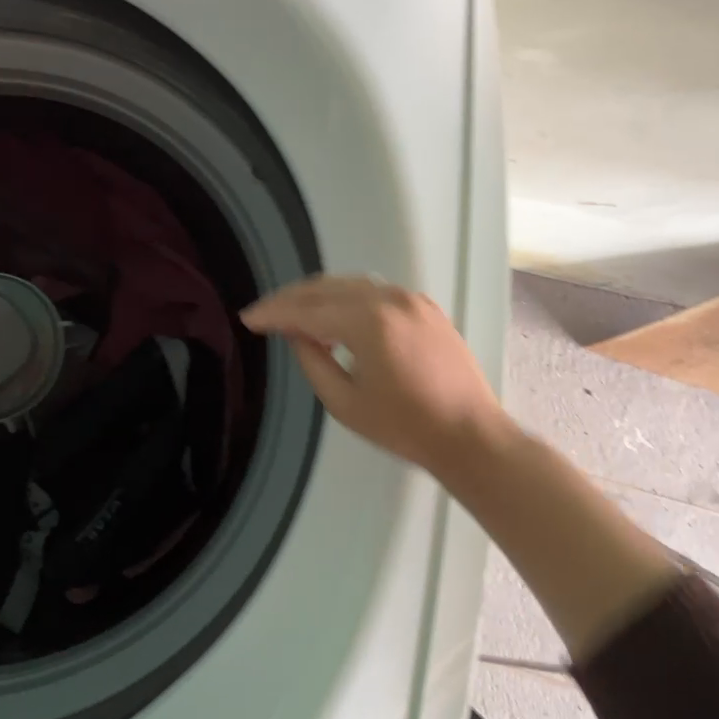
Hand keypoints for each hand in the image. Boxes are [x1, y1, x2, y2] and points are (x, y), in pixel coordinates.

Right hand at [241, 275, 500, 470]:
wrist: (470, 434)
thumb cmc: (405, 427)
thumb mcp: (345, 403)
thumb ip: (313, 362)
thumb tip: (297, 335)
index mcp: (368, 322)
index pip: (307, 310)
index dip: (273, 314)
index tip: (248, 319)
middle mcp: (389, 298)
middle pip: (326, 288)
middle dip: (292, 299)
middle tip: (265, 314)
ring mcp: (410, 299)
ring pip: (350, 284)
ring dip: (319, 295)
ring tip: (294, 313)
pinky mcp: (425, 307)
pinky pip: (375, 291)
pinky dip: (348, 298)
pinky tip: (336, 316)